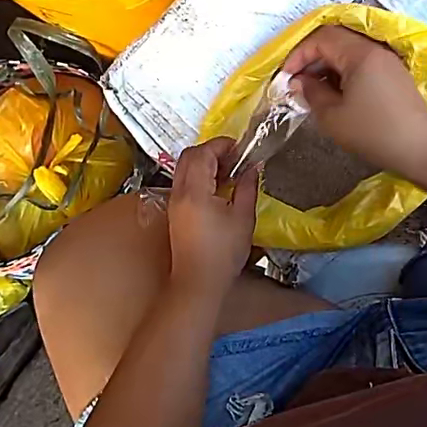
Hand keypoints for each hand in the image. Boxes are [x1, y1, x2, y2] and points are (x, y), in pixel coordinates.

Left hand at [166, 138, 258, 295]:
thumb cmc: (224, 252)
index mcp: (195, 191)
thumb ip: (247, 187)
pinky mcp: (175, 212)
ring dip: (204, 163)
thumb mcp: (243, 218)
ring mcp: (174, 202)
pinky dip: (199, 176)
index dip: (221, 145)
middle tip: (234, 157)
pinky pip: (184, 182)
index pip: (202, 154)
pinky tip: (218, 188)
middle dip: (211, 150)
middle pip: (188, 156)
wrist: (198, 281)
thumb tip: (252, 168)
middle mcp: (179, 193)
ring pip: (184, 168)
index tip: (239, 148)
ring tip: (229, 173)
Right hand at [280, 26, 426, 177]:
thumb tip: (300, 82)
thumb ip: (312, 93)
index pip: (321, 38)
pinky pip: (364, 66)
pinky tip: (338, 97)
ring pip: (350, 54)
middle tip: (297, 84)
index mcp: (360, 53)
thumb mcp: (333, 116)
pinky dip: (345, 76)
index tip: (286, 77)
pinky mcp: (396, 77)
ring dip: (328, 68)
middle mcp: (376, 51)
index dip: (298, 54)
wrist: (421, 148)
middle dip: (312, 59)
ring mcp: (389, 63)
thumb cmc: (374, 132)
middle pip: (336, 41)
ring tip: (315, 93)